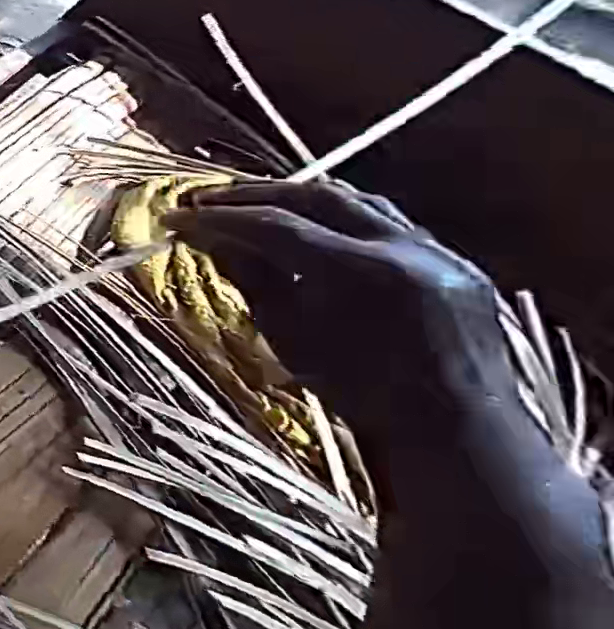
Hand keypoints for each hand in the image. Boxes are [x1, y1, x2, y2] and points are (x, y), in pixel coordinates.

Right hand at [163, 182, 511, 444]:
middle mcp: (403, 249)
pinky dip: (334, 214)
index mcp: (360, 271)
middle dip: (251, 195)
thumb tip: (205, 237)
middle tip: (203, 200)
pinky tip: (306, 222)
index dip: (216, 217)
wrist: (454, 433)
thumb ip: (249, 274)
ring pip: (352, 201)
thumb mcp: (286, 330)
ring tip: (249, 203)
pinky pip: (382, 221)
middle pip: (313, 197)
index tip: (175, 217)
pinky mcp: (451, 262)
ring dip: (293, 197)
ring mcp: (437, 252)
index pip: (272, 224)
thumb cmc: (356, 389)